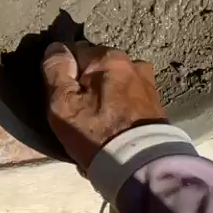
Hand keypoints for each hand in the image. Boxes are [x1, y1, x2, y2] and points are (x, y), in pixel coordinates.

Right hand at [41, 41, 167, 169]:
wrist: (140, 165)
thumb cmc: (96, 132)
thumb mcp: (62, 102)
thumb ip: (56, 69)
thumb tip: (55, 47)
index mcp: (109, 57)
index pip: (74, 53)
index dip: (64, 75)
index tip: (63, 99)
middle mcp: (133, 62)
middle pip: (96, 68)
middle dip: (86, 84)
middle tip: (79, 114)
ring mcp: (148, 83)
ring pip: (113, 83)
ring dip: (104, 95)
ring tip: (98, 122)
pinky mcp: (157, 103)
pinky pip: (127, 98)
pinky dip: (119, 107)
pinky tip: (114, 126)